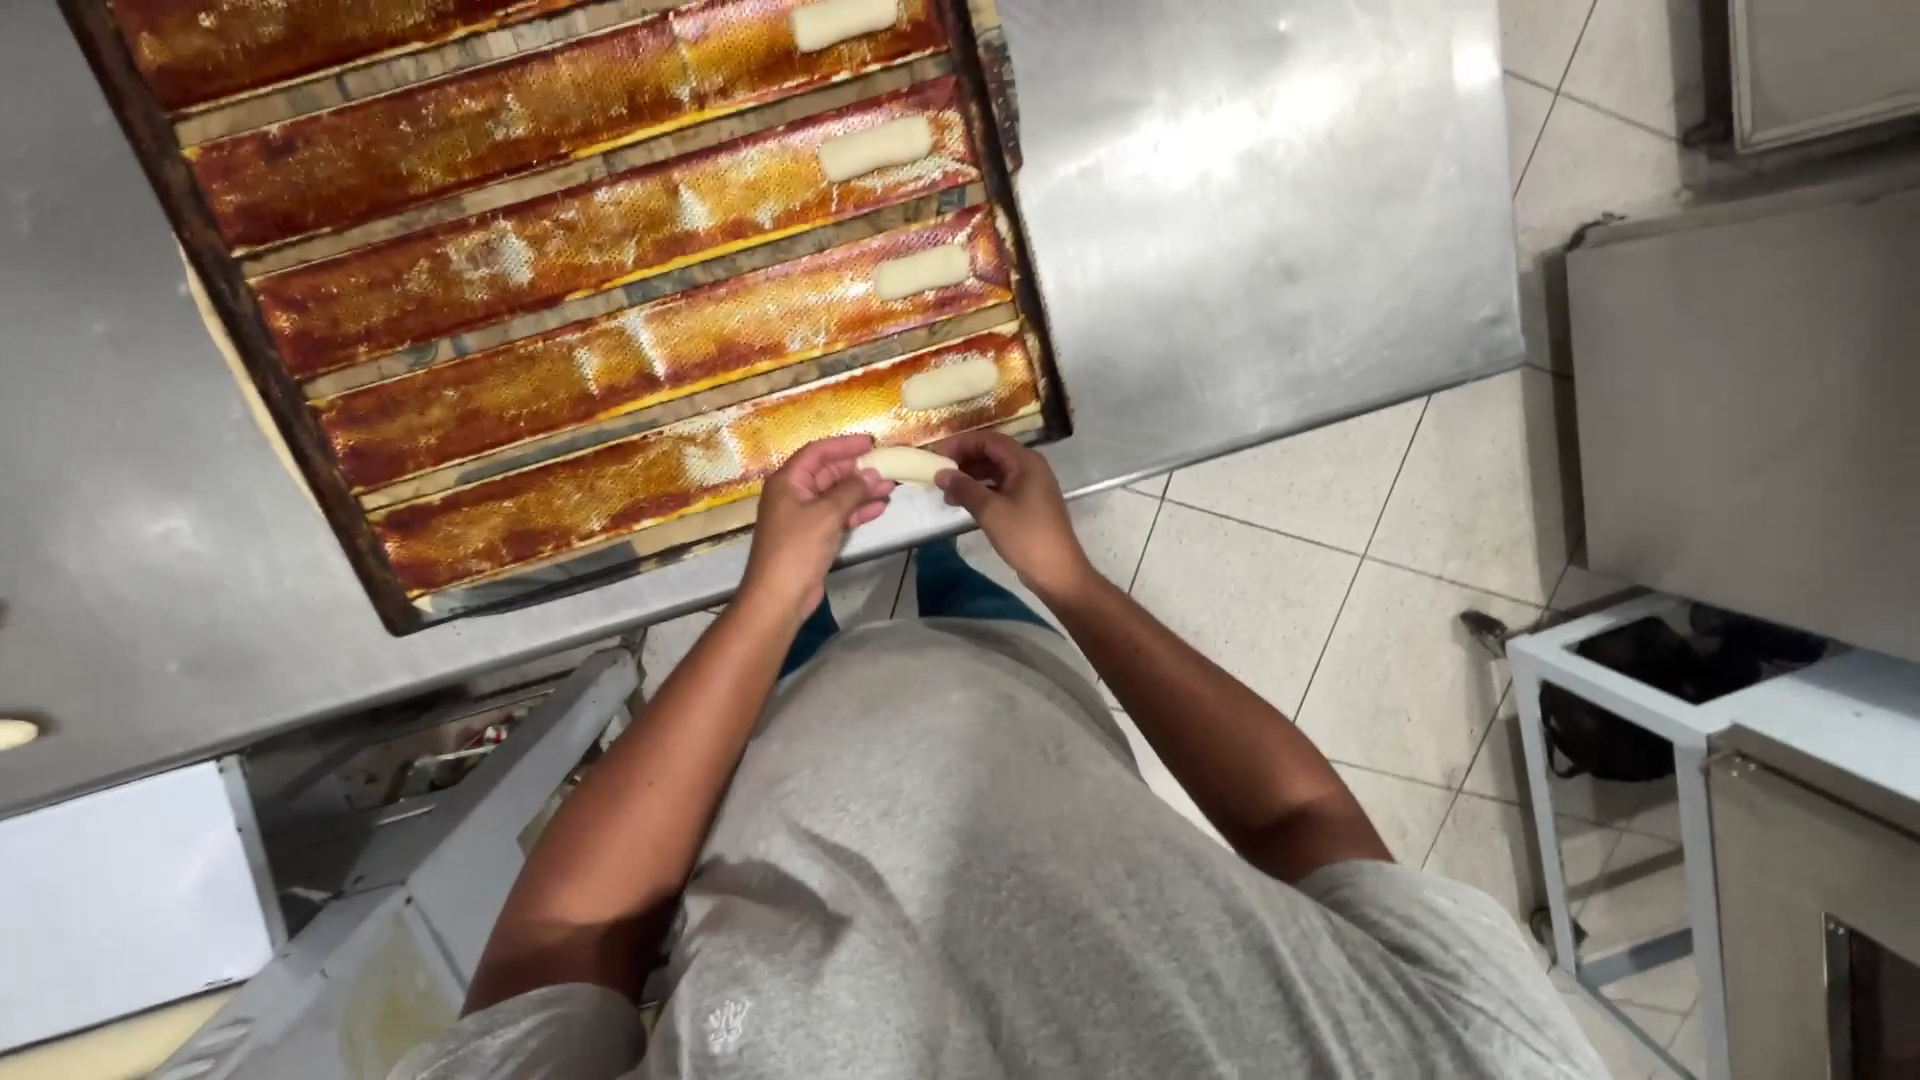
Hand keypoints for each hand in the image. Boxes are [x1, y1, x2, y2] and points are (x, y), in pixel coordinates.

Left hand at [741, 435, 895, 625]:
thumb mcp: (826, 514)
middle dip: (857, 470)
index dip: (843, 445)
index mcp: (787, 481)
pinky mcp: (813, 536)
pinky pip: (837, 515)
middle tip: (886, 466)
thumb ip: (851, 491)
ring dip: (861, 491)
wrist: (779, 596)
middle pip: (827, 473)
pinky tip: (879, 508)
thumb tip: (872, 474)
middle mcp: (793, 494)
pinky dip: (856, 511)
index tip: (870, 443)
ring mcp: (803, 516)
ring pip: (835, 495)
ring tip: (889, 486)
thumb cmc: (797, 549)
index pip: (817, 452)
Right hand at [931, 431, 1092, 598]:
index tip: (937, 455)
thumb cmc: (1025, 536)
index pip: (989, 440)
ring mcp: (1030, 487)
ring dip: (971, 479)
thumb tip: (940, 473)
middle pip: (992, 454)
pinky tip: (963, 503)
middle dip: (965, 461)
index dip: (962, 444)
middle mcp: (1030, 468)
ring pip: (995, 472)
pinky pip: (1000, 489)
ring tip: (947, 493)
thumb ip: (964, 488)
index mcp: (1025, 462)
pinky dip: (981, 492)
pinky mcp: (1028, 504)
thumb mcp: (990, 511)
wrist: (1056, 571)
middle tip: (939, 474)